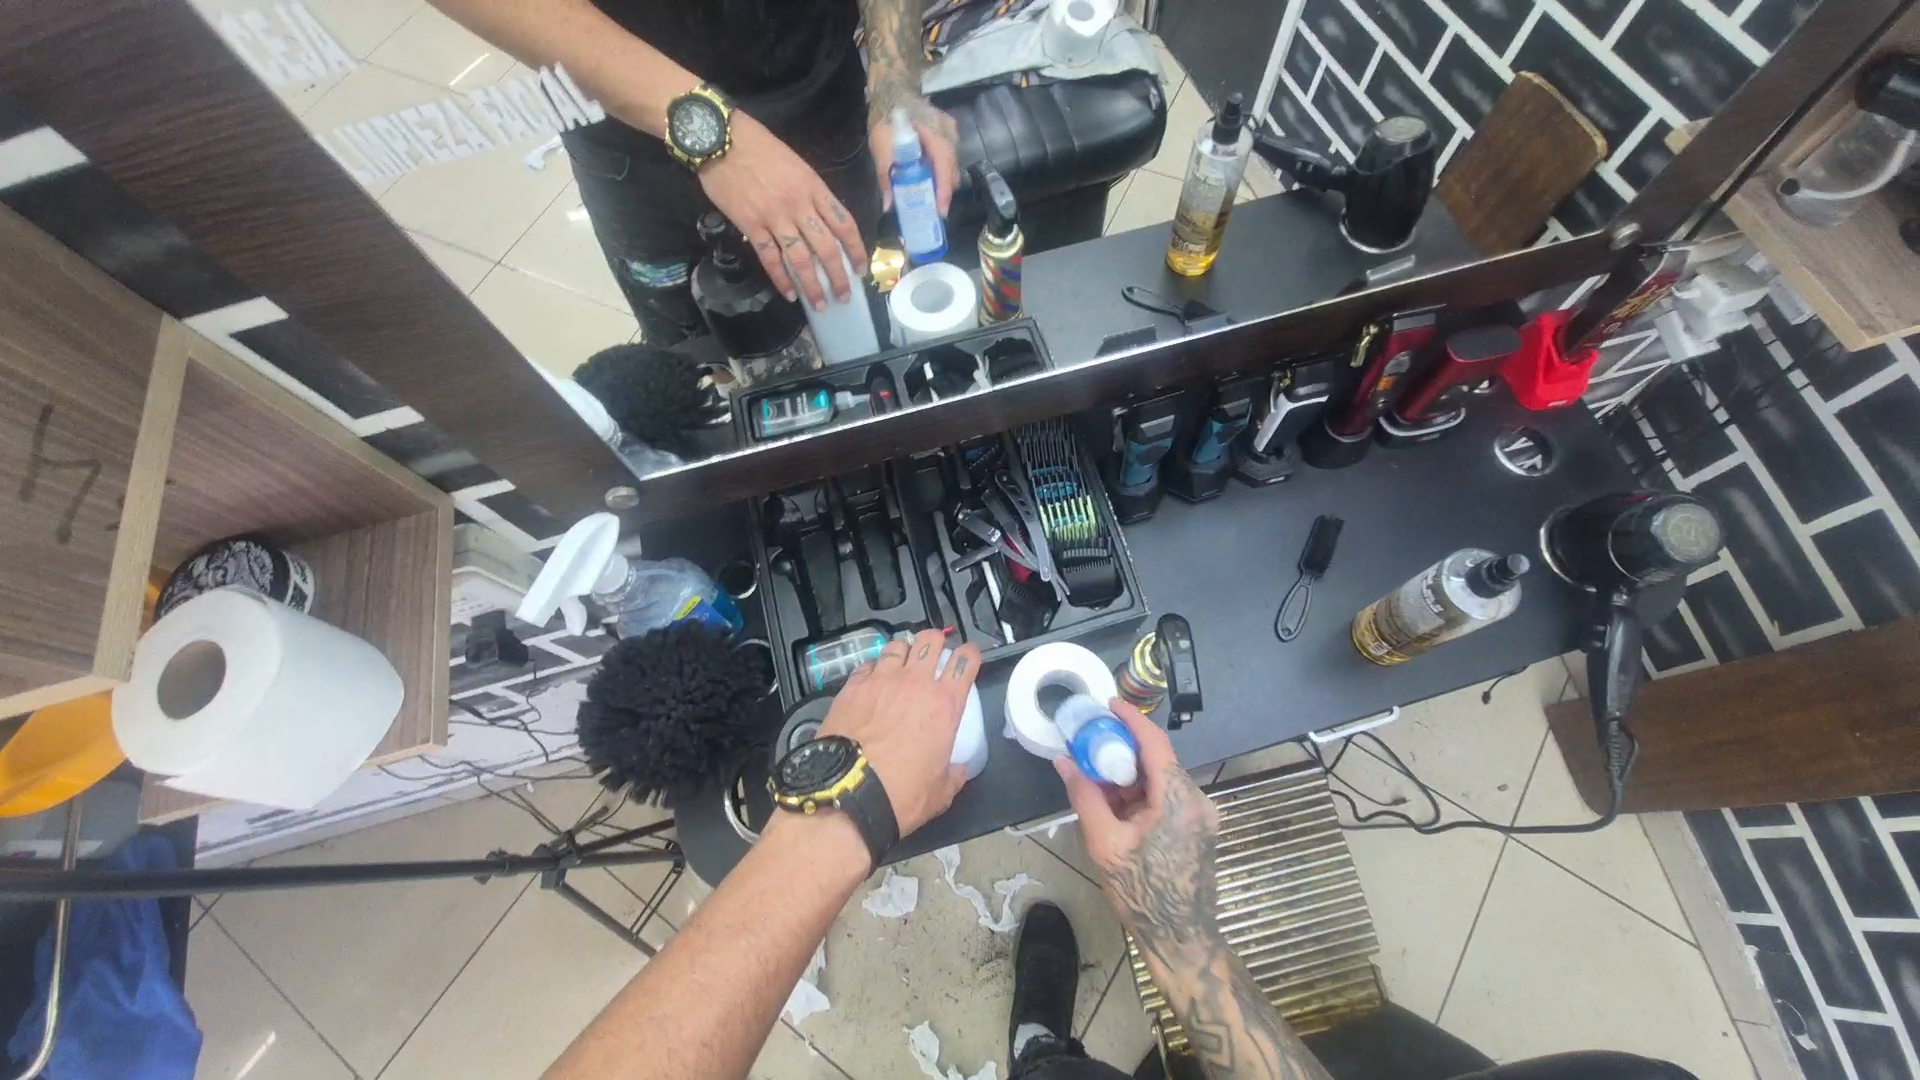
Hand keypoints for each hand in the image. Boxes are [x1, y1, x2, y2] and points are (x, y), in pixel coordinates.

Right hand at [699, 111, 867, 310]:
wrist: (719, 137)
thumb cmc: (759, 147)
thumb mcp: (797, 165)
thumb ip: (812, 194)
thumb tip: (826, 224)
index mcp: (814, 187)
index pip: (844, 224)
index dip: (856, 250)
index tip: (861, 269)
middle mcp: (799, 205)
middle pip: (826, 248)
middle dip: (839, 276)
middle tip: (845, 297)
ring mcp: (774, 217)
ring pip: (801, 258)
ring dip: (813, 285)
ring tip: (820, 304)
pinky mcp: (751, 225)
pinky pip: (770, 258)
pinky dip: (781, 278)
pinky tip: (790, 294)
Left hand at [818, 629, 981, 835]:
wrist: (847, 796)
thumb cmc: (901, 795)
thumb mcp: (941, 792)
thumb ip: (954, 774)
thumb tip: (958, 770)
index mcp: (944, 704)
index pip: (965, 661)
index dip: (970, 654)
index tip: (968, 655)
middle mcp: (915, 683)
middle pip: (930, 640)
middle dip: (935, 642)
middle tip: (933, 652)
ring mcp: (881, 680)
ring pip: (897, 646)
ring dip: (904, 651)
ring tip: (901, 662)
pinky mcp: (852, 687)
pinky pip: (867, 665)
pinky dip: (874, 669)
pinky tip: (872, 680)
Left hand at [870, 98, 959, 215]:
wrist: (893, 87)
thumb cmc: (887, 114)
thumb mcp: (881, 144)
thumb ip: (886, 175)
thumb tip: (889, 206)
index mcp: (935, 131)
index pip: (945, 165)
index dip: (944, 191)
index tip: (940, 212)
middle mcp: (949, 133)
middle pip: (952, 171)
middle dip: (943, 193)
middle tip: (931, 212)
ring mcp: (952, 133)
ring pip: (952, 167)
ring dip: (942, 185)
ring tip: (929, 201)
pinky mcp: (948, 136)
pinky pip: (948, 161)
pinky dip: (940, 175)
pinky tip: (928, 184)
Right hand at [1056, 700, 1222, 960]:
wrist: (1181, 940)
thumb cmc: (1142, 893)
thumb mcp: (1105, 844)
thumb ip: (1085, 796)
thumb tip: (1063, 761)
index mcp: (1179, 799)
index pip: (1155, 744)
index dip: (1131, 719)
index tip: (1108, 704)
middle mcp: (1198, 800)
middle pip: (1158, 760)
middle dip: (1122, 747)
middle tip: (1090, 739)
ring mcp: (1201, 815)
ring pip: (1161, 779)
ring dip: (1128, 773)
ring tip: (1094, 770)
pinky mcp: (1196, 828)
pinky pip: (1166, 797)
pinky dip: (1139, 792)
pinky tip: (1113, 798)